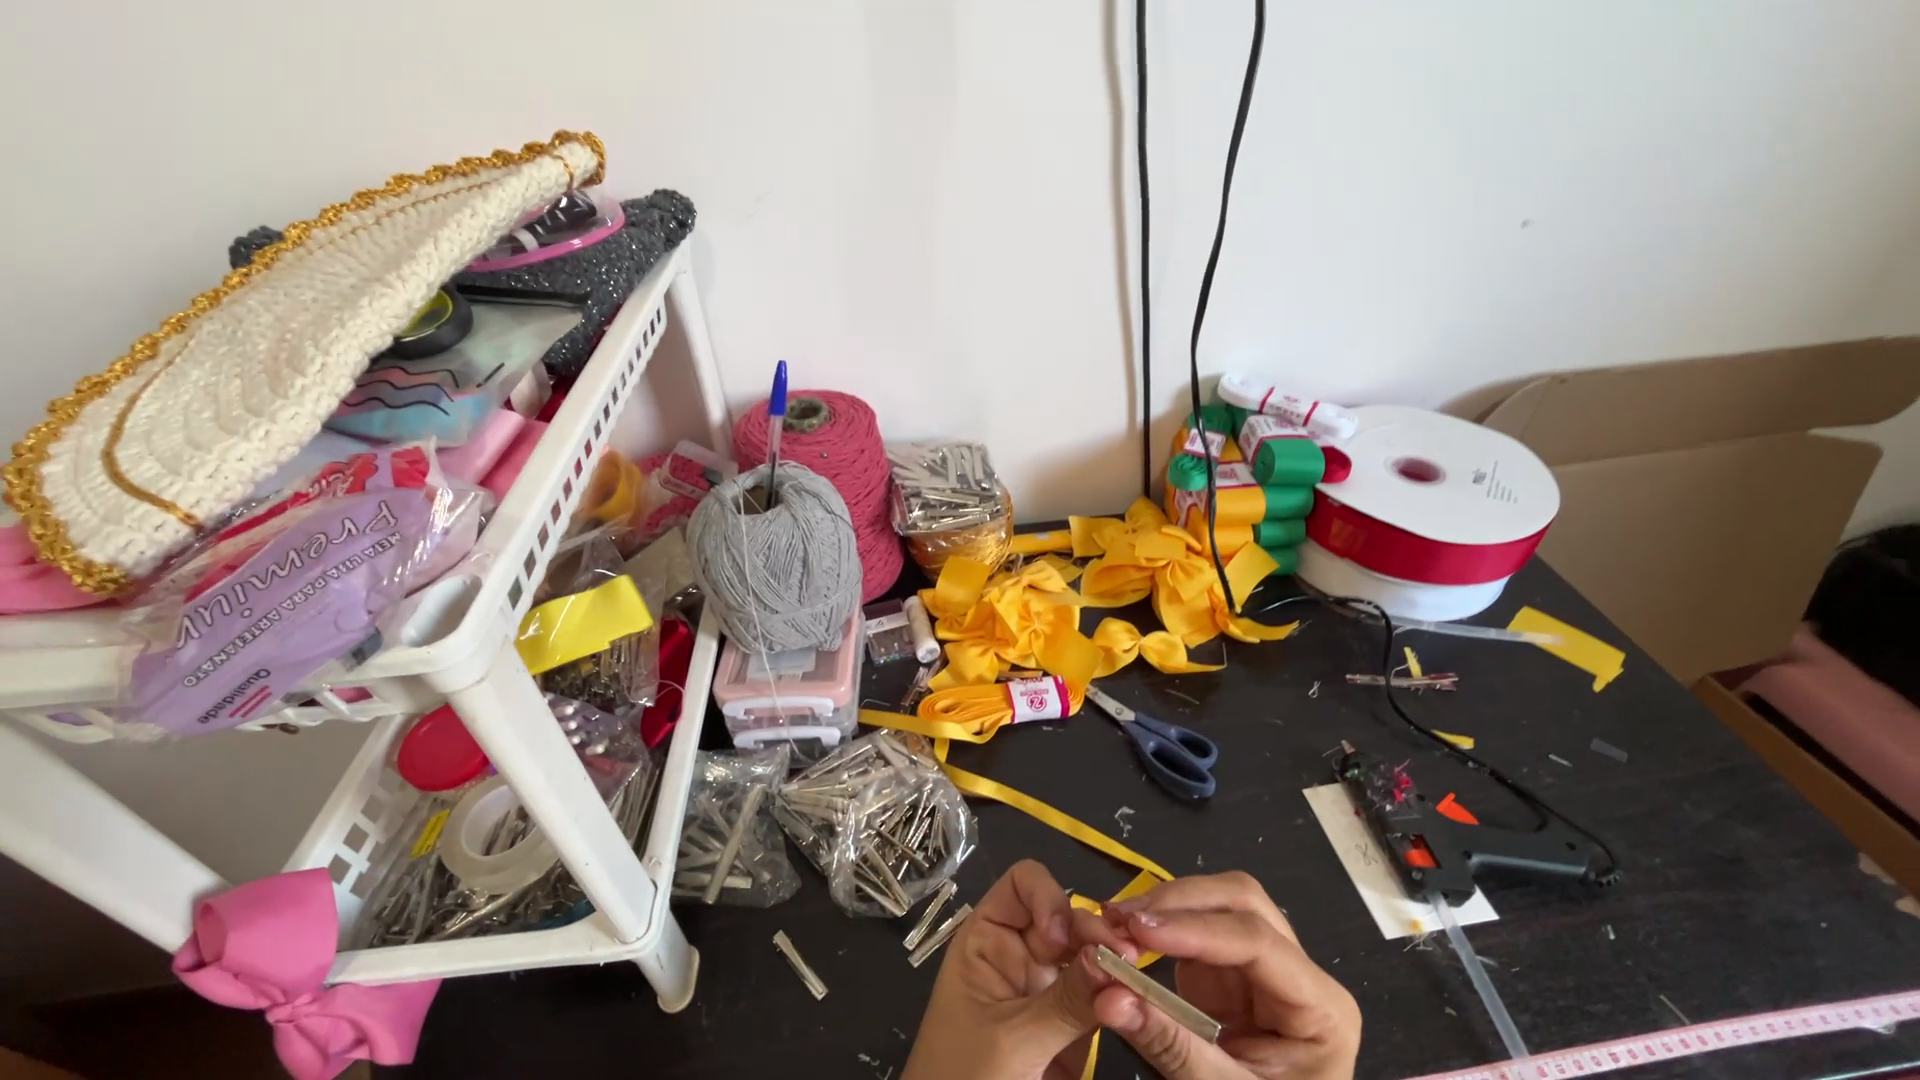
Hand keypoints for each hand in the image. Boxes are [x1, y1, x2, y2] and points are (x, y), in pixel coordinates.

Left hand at [902, 860, 1132, 1079]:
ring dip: (1114, 961)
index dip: (1047, 897)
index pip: (1022, 885)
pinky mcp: (1074, 1025)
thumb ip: (1063, 1001)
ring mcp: (1049, 988)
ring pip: (1091, 955)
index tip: (1062, 937)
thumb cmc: (962, 1079)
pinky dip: (1122, 995)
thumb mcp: (1010, 1040)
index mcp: (988, 939)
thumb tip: (1110, 957)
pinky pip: (1103, 996)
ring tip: (1137, 978)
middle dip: (1094, 931)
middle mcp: (1022, 953)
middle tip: (1126, 957)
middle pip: (1067, 917)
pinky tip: (1138, 1001)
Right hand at [1092, 872, 1359, 1078]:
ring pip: (1217, 903)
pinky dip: (1159, 925)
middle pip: (1243, 902)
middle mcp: (1297, 972)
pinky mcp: (1228, 972)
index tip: (1136, 930)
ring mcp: (1262, 967)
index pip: (1258, 941)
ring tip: (1114, 920)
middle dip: (1179, 902)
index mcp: (1321, 1007)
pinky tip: (1126, 933)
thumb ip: (1171, 1046)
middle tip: (1122, 919)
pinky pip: (1194, 929)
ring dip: (1165, 905)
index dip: (1195, 929)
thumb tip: (1108, 997)